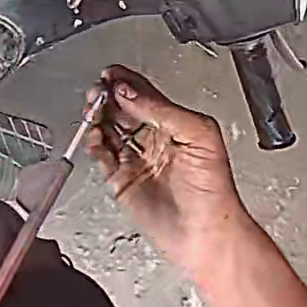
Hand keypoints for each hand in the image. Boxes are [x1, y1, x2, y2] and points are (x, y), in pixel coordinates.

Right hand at [83, 65, 257, 263]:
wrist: (204, 231)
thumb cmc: (213, 189)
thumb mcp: (198, 134)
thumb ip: (161, 109)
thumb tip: (129, 92)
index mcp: (173, 123)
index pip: (144, 95)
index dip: (126, 83)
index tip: (111, 75)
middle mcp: (153, 138)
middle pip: (121, 109)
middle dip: (107, 96)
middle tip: (98, 91)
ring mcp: (135, 158)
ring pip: (107, 128)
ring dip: (97, 116)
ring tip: (92, 109)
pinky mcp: (120, 179)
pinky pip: (100, 155)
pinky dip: (93, 143)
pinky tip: (94, 135)